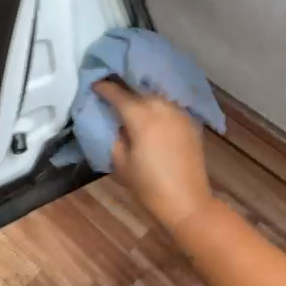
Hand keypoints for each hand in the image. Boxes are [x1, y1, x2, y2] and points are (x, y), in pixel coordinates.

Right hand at [93, 78, 215, 232]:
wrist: (186, 201)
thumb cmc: (148, 185)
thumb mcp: (121, 163)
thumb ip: (116, 137)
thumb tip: (117, 125)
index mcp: (140, 117)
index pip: (118, 95)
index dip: (105, 88)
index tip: (95, 84)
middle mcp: (161, 108)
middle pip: (139, 92)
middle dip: (125, 91)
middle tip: (112, 95)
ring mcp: (179, 114)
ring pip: (156, 98)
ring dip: (143, 99)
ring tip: (132, 106)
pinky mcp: (191, 123)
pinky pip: (169, 108)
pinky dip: (158, 109)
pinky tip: (153, 118)